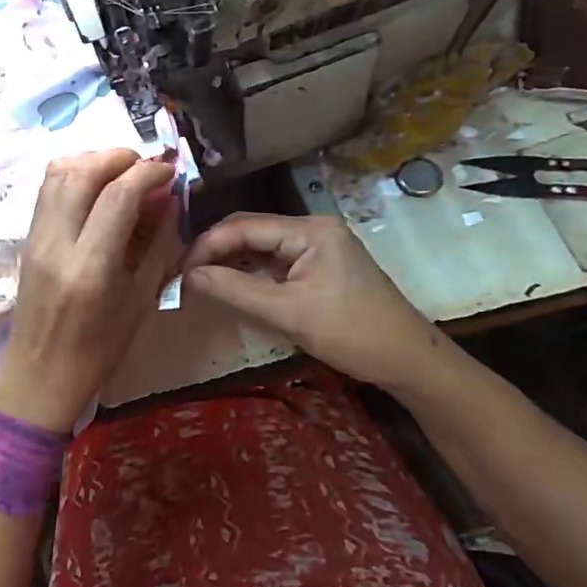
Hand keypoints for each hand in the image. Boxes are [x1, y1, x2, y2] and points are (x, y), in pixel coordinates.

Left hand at [0, 149, 182, 432]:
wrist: (41, 374)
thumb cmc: (100, 349)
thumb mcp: (141, 299)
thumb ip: (158, 244)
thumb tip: (168, 198)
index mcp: (91, 268)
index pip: (118, 194)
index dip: (149, 172)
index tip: (169, 172)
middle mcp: (57, 244)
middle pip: (82, 171)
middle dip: (119, 157)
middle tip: (145, 168)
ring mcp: (35, 238)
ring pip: (57, 172)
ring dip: (93, 160)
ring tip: (120, 173)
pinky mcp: (25, 238)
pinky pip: (47, 190)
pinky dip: (73, 175)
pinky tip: (95, 188)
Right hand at [182, 213, 473, 395]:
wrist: (407, 359)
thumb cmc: (351, 333)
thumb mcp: (287, 313)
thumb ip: (235, 290)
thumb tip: (187, 276)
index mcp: (310, 230)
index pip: (245, 226)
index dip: (207, 245)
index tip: (179, 270)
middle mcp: (313, 228)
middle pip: (251, 231)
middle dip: (216, 251)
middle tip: (183, 275)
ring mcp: (317, 246)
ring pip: (261, 247)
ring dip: (231, 262)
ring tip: (198, 280)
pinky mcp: (318, 265)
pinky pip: (275, 262)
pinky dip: (251, 273)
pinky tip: (229, 284)